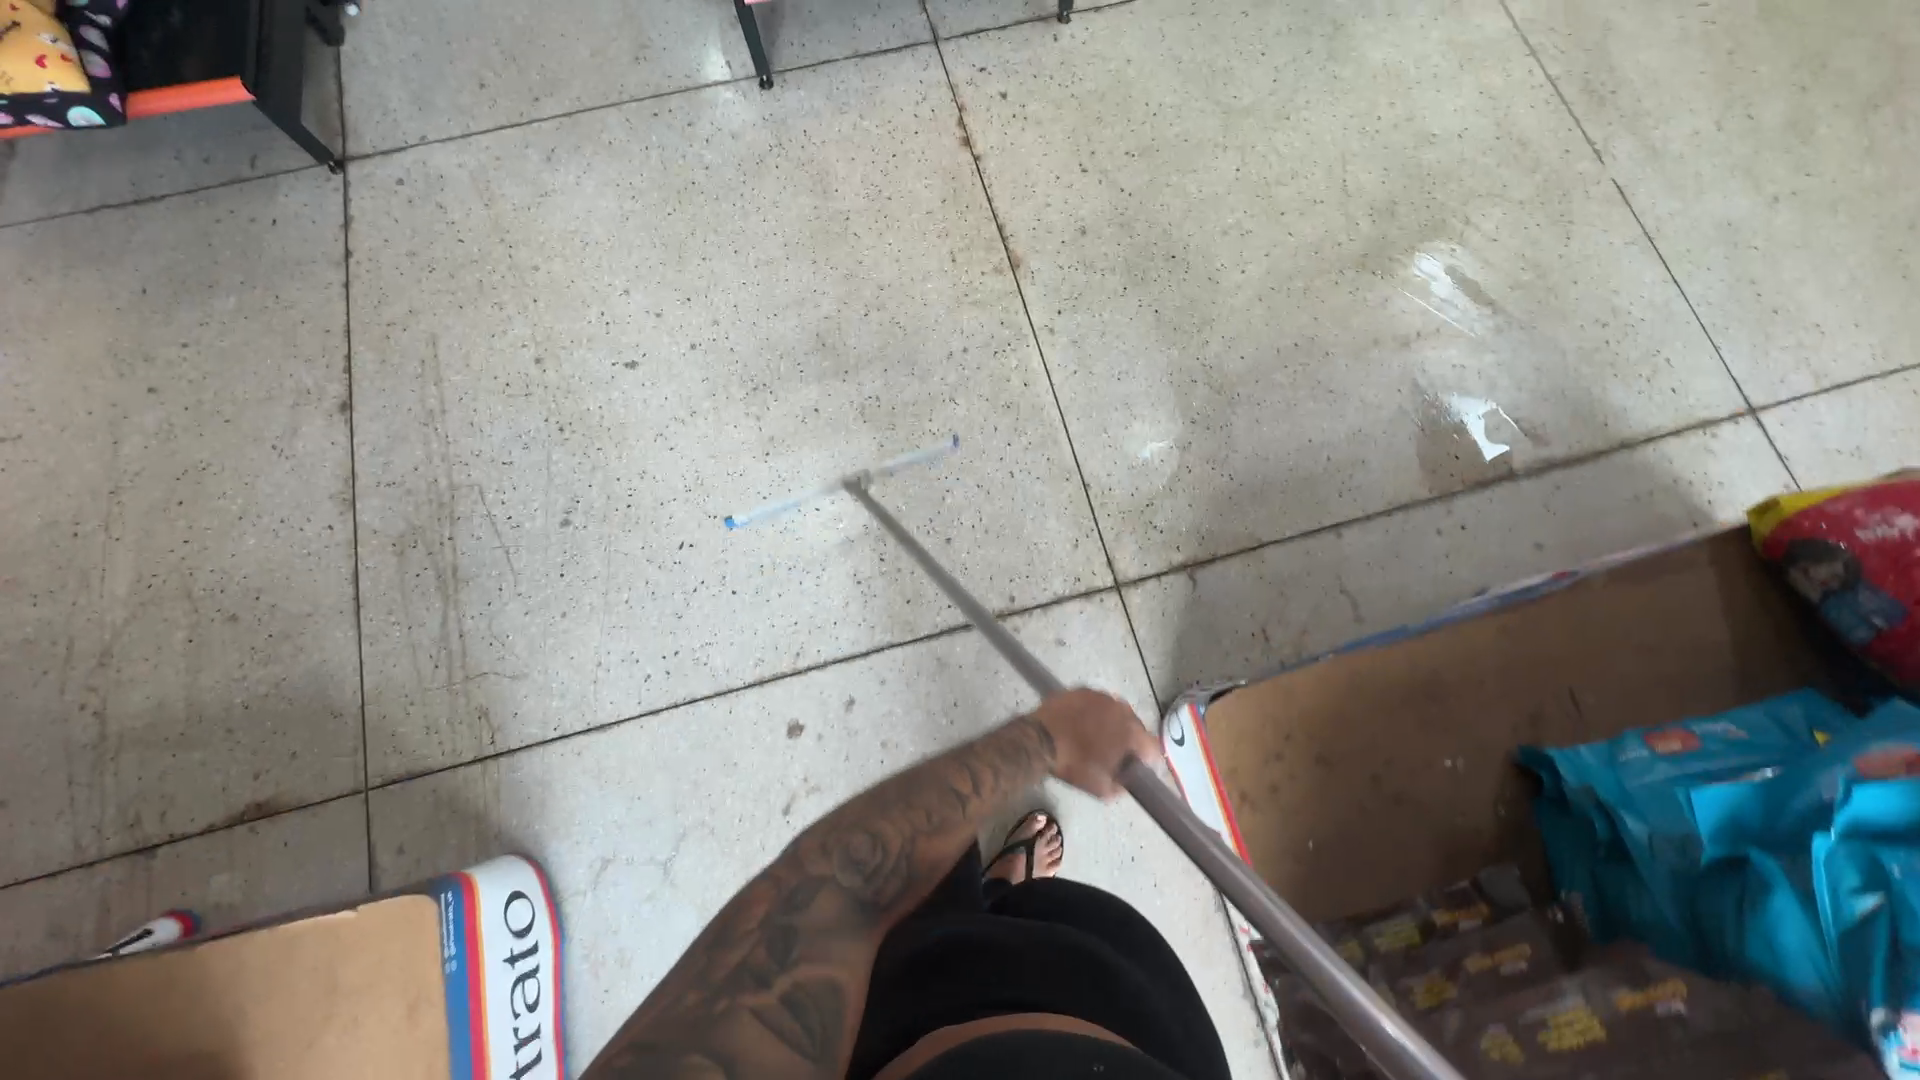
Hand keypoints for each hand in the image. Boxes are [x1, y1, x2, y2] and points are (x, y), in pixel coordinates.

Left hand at [1027, 688, 1163, 798]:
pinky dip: (1092, 712)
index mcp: (1131, 731)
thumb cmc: (1074, 765)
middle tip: (1117, 753)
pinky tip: (1081, 723)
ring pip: (1114, 711)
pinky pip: (1094, 703)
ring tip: (1097, 736)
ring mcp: (1100, 696)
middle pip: (1135, 726)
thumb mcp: (1101, 787)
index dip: (1148, 760)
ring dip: (1111, 723)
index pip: (1152, 747)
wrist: (1039, 739)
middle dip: (1130, 739)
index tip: (1139, 767)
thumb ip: (1121, 786)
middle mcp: (1121, 708)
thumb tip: (1124, 782)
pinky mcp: (1080, 689)